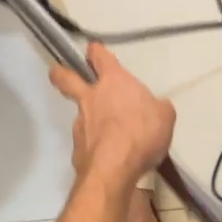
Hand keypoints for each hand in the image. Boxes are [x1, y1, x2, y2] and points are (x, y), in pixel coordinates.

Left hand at [50, 43, 174, 184]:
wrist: (114, 170)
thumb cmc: (141, 134)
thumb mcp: (164, 118)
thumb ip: (158, 108)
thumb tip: (156, 108)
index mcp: (113, 82)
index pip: (100, 56)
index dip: (97, 53)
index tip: (93, 51)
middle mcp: (90, 99)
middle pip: (67, 79)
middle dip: (60, 74)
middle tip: (57, 73)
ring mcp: (80, 124)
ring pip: (80, 116)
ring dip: (88, 122)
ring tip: (106, 138)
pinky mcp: (77, 150)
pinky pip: (86, 144)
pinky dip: (93, 148)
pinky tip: (106, 159)